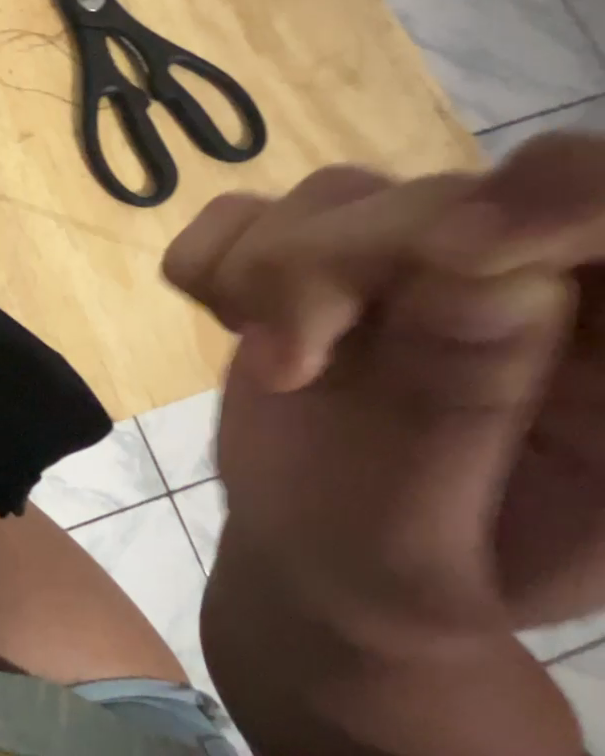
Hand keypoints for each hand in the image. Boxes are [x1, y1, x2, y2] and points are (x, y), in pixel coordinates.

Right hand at [162, 133, 604, 639]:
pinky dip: (211, 260)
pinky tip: (231, 325)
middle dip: (339, 265)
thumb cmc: (390, 578)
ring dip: (266, 274)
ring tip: (271, 369)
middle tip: (286, 365)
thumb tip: (491, 274)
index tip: (461, 251)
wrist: (311, 565)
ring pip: (340, 195)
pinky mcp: (307, 260)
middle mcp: (523, 292)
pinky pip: (244, 211)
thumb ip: (459, 414)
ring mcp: (405, 267)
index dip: (563, 203)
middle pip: (446, 198)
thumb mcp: (423, 534)